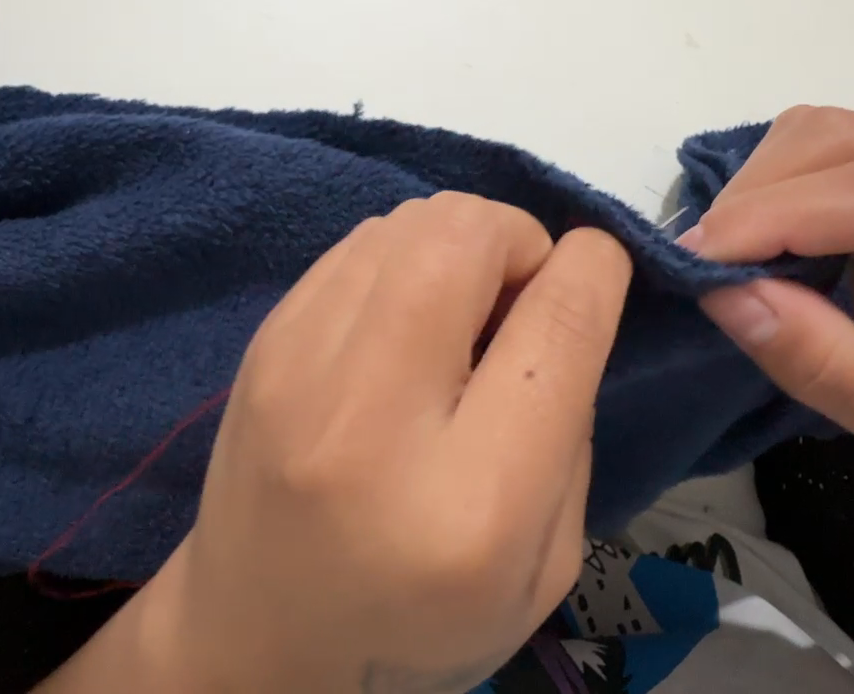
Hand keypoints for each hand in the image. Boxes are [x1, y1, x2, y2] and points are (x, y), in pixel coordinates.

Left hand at [49, 194, 632, 693]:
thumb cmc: (416, 617)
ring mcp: (301, 363)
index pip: (554, 326)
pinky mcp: (266, 336)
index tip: (599, 266)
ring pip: (409, 221)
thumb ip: (571, 428)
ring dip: (461, 240)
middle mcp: (375, 413)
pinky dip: (406, 252)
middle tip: (520, 293)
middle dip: (518, 238)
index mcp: (471, 499)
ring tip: (463, 304)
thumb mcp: (543, 565)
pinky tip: (404, 312)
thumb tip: (561, 300)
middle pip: (465, 237)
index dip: (594, 269)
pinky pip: (360, 241)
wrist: (254, 631)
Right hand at [679, 106, 853, 585]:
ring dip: (767, 187)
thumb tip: (720, 288)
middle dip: (762, 194)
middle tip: (705, 267)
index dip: (780, 214)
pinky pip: (841, 159)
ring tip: (736, 259)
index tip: (694, 260)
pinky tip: (774, 248)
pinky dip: (784, 194)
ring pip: (841, 137)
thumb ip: (829, 367)